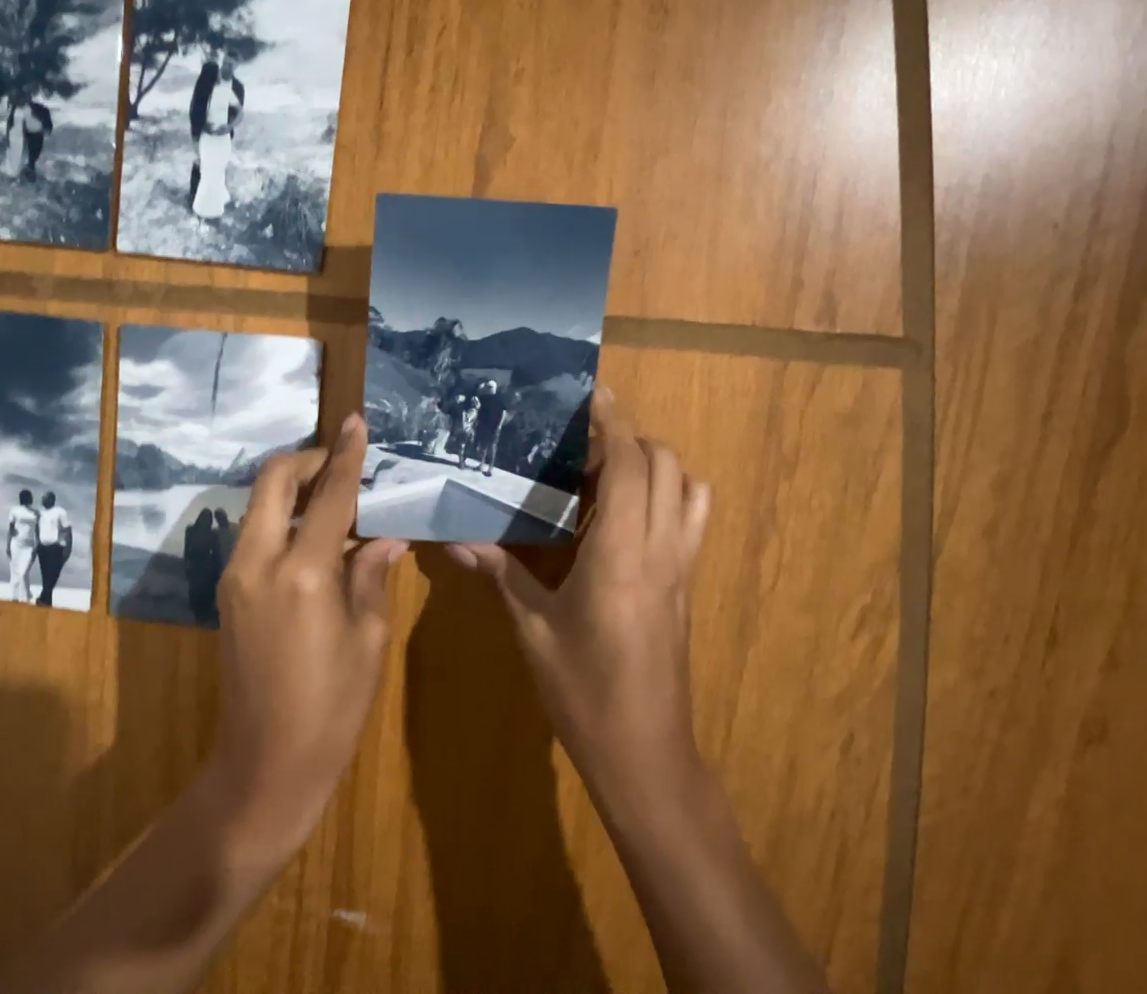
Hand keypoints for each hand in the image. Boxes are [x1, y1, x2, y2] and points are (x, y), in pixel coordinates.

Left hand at [208, 415, 406, 852]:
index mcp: (303, 573)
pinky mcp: (228, 593)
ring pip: (258, 505)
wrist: (266, 762)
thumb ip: (372, 576)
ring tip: (335, 499)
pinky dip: (282, 519)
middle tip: (342, 462)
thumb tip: (385, 537)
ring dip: (292, 489)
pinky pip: (255, 535)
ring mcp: (235, 577)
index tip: (357, 423)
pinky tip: (315, 537)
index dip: (346, 456)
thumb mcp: (369, 641)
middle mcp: (259, 562)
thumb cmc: (332, 709)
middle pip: (272, 481)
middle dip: (306, 460)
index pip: (328, 496)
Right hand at [447, 388, 712, 803]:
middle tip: (579, 446)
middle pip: (667, 466)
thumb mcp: (532, 630)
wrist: (643, 750)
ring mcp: (681, 570)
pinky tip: (622, 518)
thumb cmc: (582, 691)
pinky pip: (691, 521)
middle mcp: (662, 552)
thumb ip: (502, 573)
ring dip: (654, 465)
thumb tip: (455, 538)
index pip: (631, 468)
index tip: (592, 396)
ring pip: (690, 489)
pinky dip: (667, 496)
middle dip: (629, 439)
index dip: (614, 425)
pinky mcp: (685, 587)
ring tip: (605, 473)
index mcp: (622, 556)